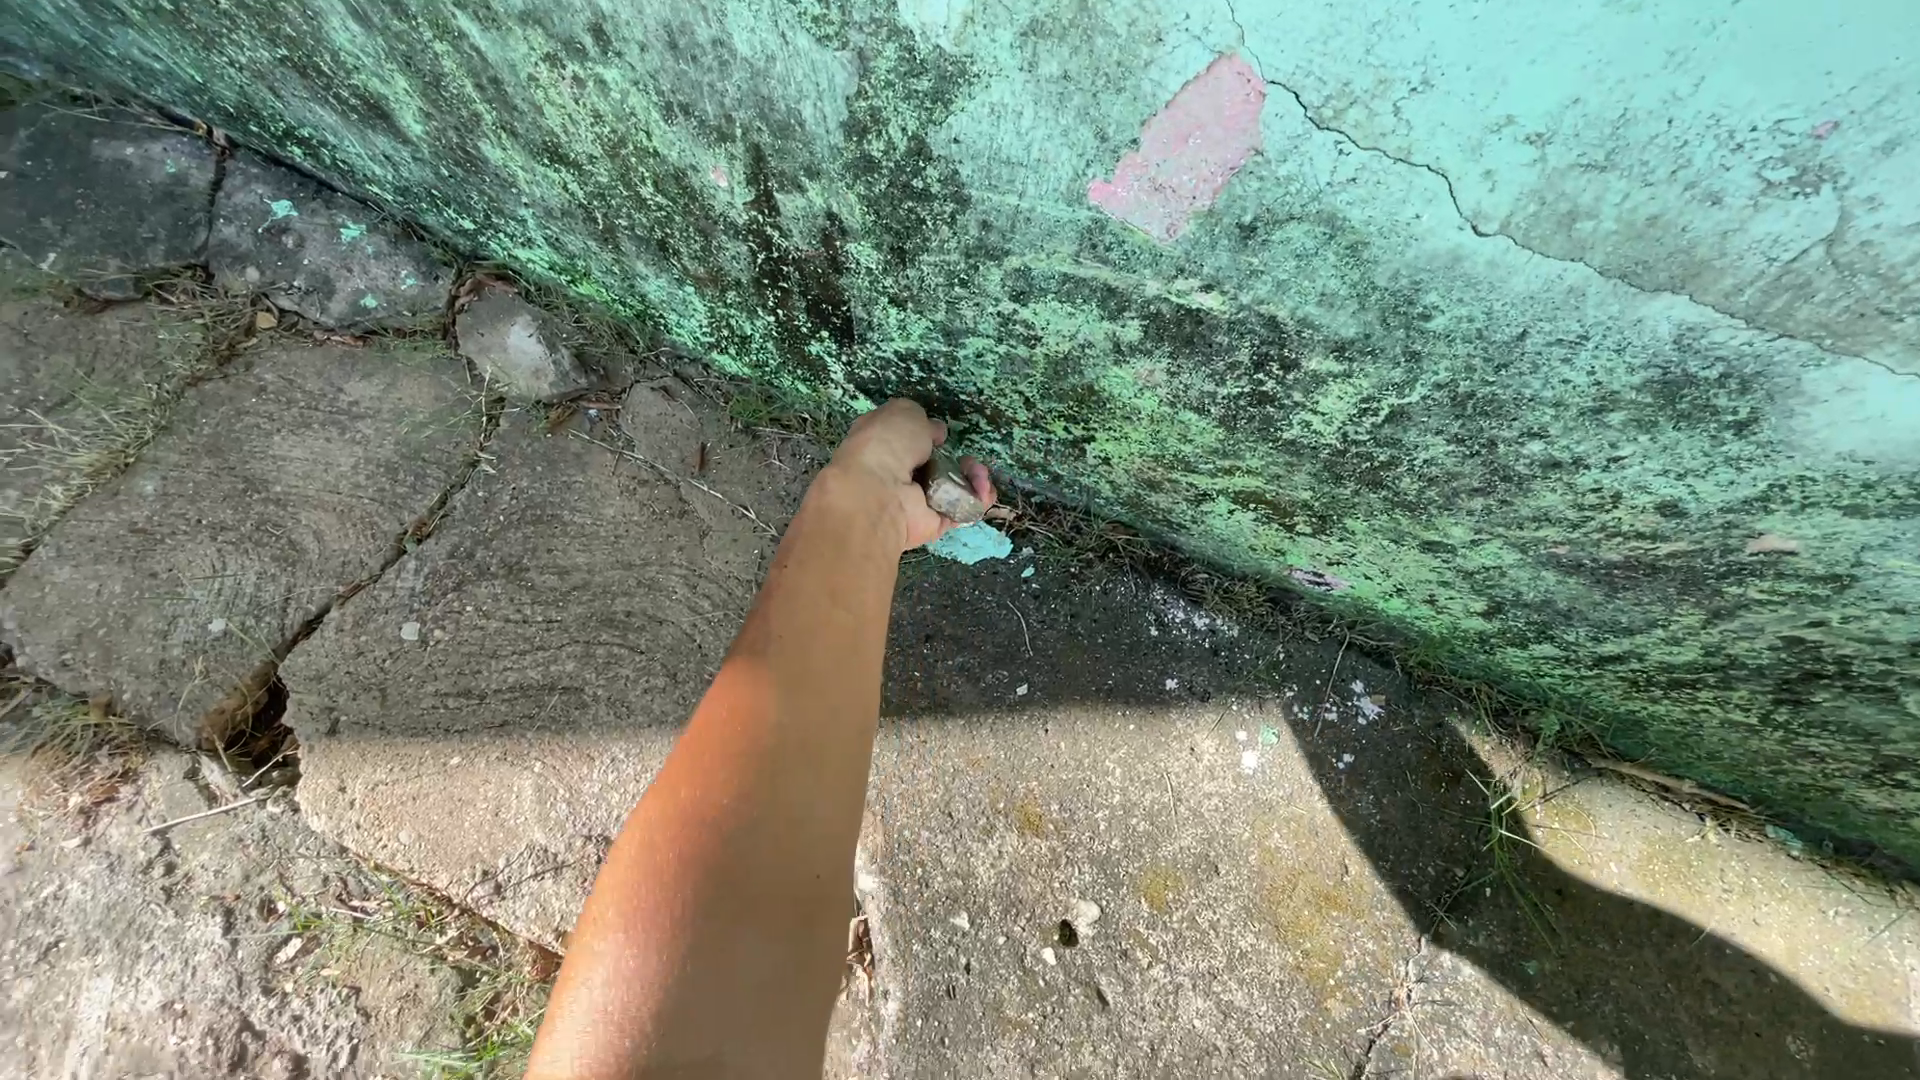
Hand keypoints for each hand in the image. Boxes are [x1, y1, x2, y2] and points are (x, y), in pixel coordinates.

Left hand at [827, 398, 996, 551]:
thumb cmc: (887, 443)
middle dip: (959, 460)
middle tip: (967, 458)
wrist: (879, 491)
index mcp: (883, 447)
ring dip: (973, 477)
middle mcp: (897, 475)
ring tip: (978, 473)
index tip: (941, 435)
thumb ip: (923, 420)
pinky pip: (961, 510)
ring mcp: (916, 502)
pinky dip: (978, 500)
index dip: (928, 436)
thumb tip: (936, 433)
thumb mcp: (905, 412)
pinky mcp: (933, 523)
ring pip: (954, 488)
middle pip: (937, 466)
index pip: (909, 442)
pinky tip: (984, 490)